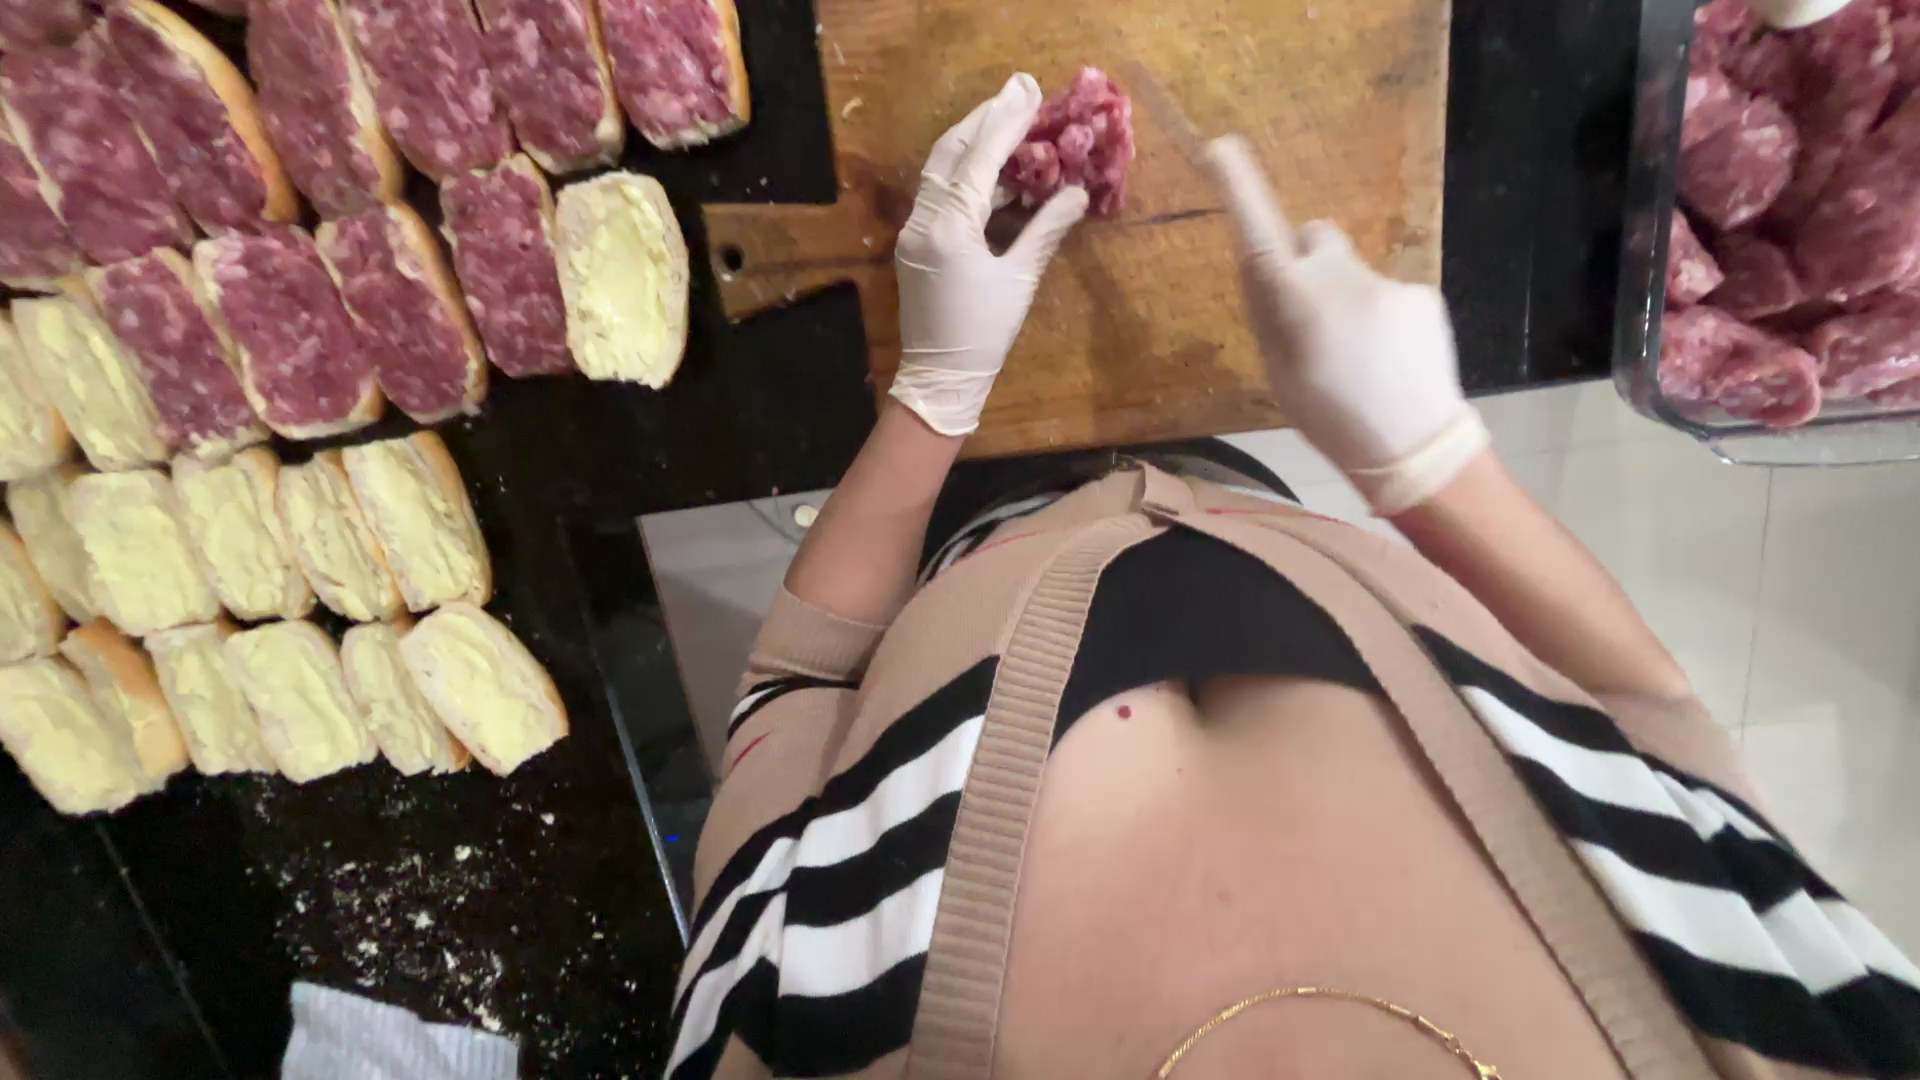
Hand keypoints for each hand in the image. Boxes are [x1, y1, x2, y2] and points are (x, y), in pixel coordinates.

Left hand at [889, 74, 1090, 436]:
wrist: (939, 379)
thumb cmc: (982, 335)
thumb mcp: (1020, 281)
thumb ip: (1046, 229)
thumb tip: (1078, 192)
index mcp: (950, 226)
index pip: (980, 157)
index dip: (1006, 120)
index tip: (1029, 89)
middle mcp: (923, 220)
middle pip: (950, 151)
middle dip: (983, 120)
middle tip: (1016, 96)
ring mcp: (913, 231)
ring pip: (939, 171)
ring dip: (972, 145)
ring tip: (1009, 130)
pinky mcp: (913, 245)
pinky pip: (937, 196)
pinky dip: (963, 177)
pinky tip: (992, 177)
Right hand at [1207, 136, 1486, 514]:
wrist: (1410, 444)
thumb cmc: (1326, 417)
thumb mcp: (1278, 372)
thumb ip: (1270, 315)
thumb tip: (1263, 271)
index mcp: (1294, 304)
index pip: (1258, 235)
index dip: (1239, 190)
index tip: (1222, 148)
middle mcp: (1338, 278)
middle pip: (1311, 240)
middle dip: (1305, 261)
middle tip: (1309, 316)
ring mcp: (1384, 282)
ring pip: (1349, 270)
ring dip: (1344, 296)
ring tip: (1356, 354)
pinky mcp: (1418, 292)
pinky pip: (1384, 291)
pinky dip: (1379, 317)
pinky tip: (1387, 357)